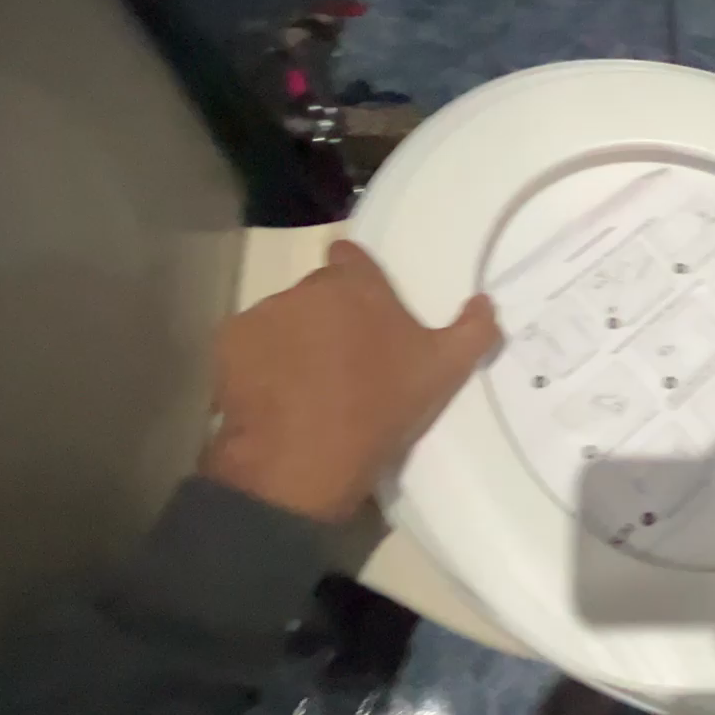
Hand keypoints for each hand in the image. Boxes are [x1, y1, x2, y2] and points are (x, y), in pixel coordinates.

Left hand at [203, 240, 499, 521]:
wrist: (304, 459)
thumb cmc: (383, 405)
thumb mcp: (445, 370)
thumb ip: (473, 329)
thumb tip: (486, 301)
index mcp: (357, 287)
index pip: (351, 255)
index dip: (358, 273)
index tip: (366, 301)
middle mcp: (306, 289)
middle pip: (320, 291)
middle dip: (332, 313)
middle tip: (350, 356)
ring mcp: (262, 316)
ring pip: (285, 317)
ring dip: (297, 337)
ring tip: (312, 381)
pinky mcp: (228, 347)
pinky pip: (251, 344)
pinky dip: (264, 361)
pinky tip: (281, 393)